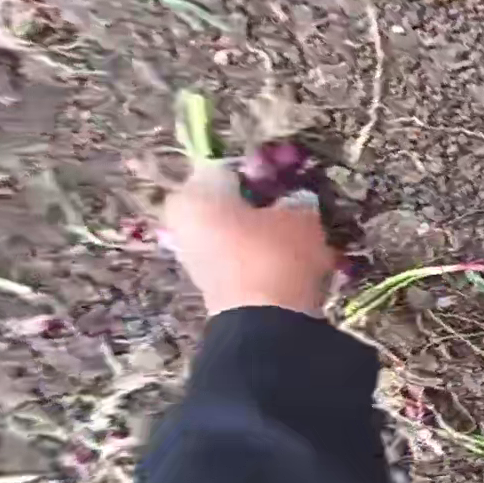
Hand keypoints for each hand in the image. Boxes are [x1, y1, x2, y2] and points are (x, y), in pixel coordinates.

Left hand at [161, 161, 335, 317]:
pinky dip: (259, 247)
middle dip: (262, 202)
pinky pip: (236, 248)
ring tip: (299, 233)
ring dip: (263, 226)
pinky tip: (288, 255)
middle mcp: (181, 216)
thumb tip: (297, 198)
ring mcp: (190, 248)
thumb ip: (298, 201)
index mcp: (195, 193)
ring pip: (233, 224)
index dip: (265, 171)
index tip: (294, 180)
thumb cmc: (279, 254)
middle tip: (297, 207)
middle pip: (227, 198)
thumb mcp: (302, 219)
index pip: (229, 167)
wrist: (266, 314)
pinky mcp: (208, 272)